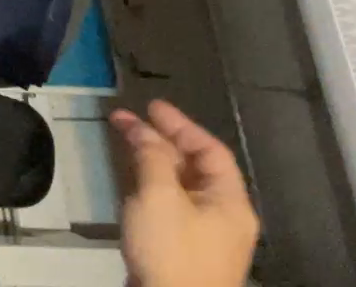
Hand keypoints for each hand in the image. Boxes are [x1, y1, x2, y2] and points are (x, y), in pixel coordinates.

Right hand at [110, 100, 258, 286]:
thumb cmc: (171, 248)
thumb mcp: (159, 196)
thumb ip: (152, 157)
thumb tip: (144, 129)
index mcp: (229, 203)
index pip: (211, 152)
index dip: (181, 125)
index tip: (151, 106)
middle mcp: (224, 216)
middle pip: (197, 167)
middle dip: (162, 139)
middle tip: (127, 119)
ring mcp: (207, 234)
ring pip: (183, 184)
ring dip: (155, 158)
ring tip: (125, 140)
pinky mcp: (186, 246)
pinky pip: (173, 202)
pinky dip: (154, 181)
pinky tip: (134, 178)